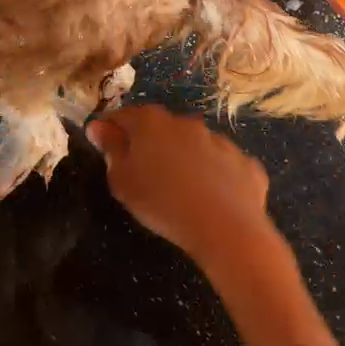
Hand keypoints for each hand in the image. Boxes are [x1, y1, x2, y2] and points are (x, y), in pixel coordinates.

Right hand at [85, 105, 272, 254]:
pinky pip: (223, 166)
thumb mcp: (122, 181)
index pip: (121, 116)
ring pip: (194, 145)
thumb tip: (98, 126)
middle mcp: (184, 122)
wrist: (226, 229)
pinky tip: (215, 200)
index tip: (105, 148)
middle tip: (145, 175)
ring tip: (182, 191)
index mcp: (149, 122)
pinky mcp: (245, 163)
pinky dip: (217, 177)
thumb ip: (110, 150)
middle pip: (159, 128)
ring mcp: (218, 141)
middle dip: (150, 144)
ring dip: (185, 159)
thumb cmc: (162, 202)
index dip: (110, 131)